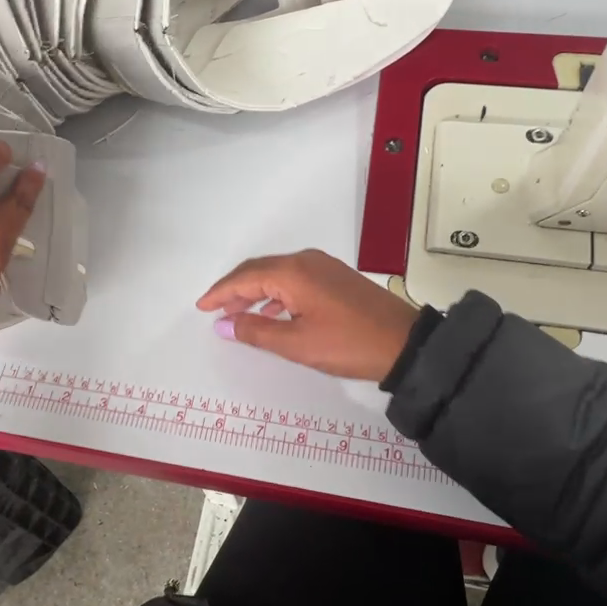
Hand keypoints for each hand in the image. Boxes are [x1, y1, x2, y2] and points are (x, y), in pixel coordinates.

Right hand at [195, 250, 418, 381]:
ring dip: (256, 292)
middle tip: (215, 311)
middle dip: (235, 290)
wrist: (404, 344)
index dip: (221, 292)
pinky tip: (273, 313)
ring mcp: (324, 267)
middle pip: (260, 270)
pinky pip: (295, 279)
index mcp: (293, 272)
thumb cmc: (347, 344)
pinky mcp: (336, 278)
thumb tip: (224, 323)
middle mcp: (306, 261)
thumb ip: (256, 332)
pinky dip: (277, 294)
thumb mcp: (296, 344)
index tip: (202, 306)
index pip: (245, 277)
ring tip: (238, 316)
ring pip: (278, 274)